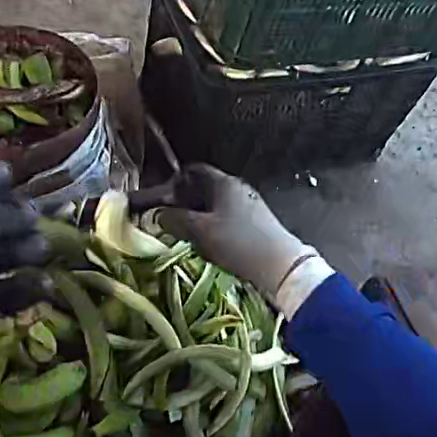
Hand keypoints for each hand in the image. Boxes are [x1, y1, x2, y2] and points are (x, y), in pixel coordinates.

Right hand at [156, 164, 313, 297]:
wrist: (280, 265)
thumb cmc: (238, 242)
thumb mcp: (201, 232)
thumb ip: (175, 220)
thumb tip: (156, 214)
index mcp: (224, 183)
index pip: (194, 171)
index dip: (175, 180)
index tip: (162, 197)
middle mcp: (238, 188)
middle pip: (204, 187)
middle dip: (185, 201)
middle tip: (169, 217)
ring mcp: (249, 205)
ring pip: (216, 204)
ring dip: (199, 215)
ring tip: (186, 232)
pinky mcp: (256, 222)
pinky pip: (227, 217)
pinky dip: (213, 225)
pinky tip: (208, 242)